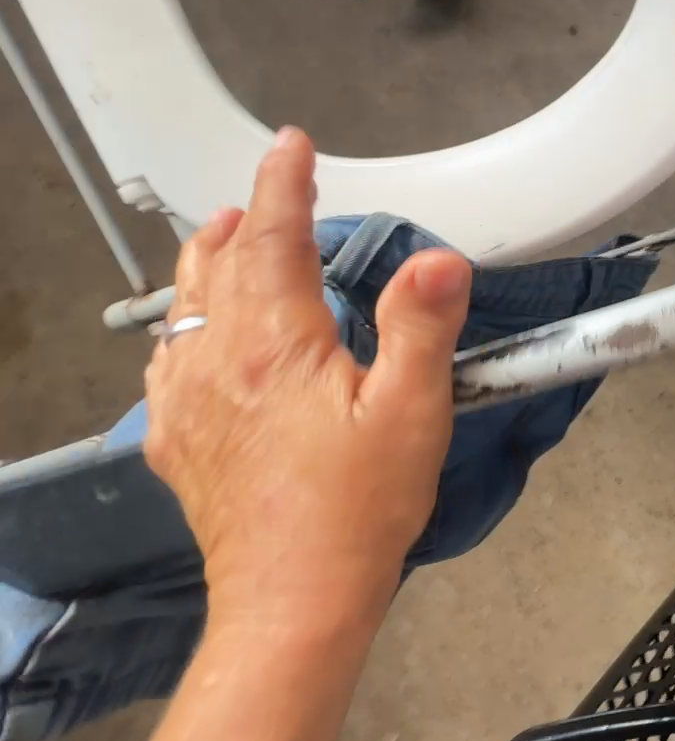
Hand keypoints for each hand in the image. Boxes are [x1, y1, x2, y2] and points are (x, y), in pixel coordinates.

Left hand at [143, 127, 470, 626]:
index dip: (285, 187)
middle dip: (243, 220)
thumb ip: (421, 327)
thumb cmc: (362, 502)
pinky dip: (185, 325)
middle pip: (218, 269)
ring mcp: (189, 406)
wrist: (297, 593)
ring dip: (208, 265)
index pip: (274, 243)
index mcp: (275, 346)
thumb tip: (438, 260)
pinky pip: (169, 362)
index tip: (292, 147)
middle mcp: (216, 364)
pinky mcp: (184, 443)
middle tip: (264, 191)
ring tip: (225, 240)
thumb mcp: (414, 407)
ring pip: (184, 311)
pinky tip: (196, 336)